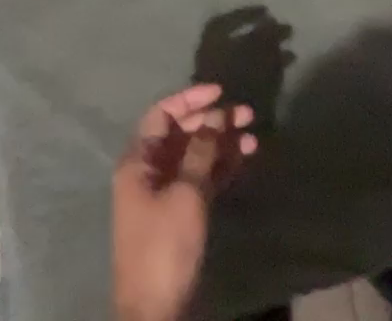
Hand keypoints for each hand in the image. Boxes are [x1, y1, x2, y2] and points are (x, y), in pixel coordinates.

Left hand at [113, 84, 257, 320]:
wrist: (155, 308)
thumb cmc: (165, 245)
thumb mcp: (186, 193)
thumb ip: (201, 151)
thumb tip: (215, 115)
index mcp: (138, 162)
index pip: (161, 115)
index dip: (189, 99)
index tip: (220, 92)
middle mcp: (149, 171)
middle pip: (181, 133)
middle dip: (212, 120)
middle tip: (246, 114)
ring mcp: (164, 192)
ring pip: (195, 154)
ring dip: (222, 142)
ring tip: (253, 135)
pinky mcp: (180, 211)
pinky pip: (202, 176)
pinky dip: (222, 165)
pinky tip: (246, 157)